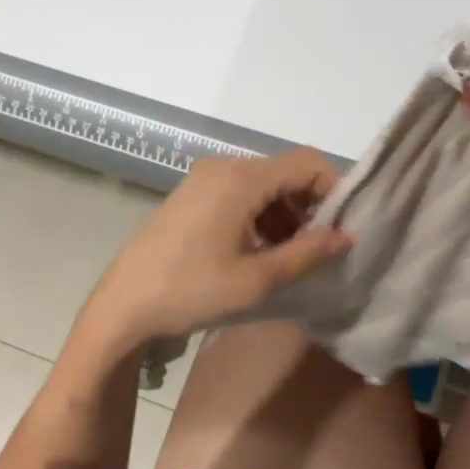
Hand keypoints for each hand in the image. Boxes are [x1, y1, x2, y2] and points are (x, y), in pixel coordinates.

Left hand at [79, 150, 353, 348]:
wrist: (124, 304)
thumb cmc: (191, 291)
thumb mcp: (256, 279)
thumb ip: (306, 253)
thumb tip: (345, 236)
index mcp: (240, 179)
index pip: (306, 163)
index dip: (333, 190)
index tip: (343, 228)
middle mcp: (222, 167)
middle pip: (284, 172)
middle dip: (310, 205)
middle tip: (320, 248)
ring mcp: (203, 180)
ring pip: (262, 185)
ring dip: (284, 214)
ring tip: (291, 257)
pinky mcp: (191, 195)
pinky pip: (238, 194)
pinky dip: (259, 216)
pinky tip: (261, 252)